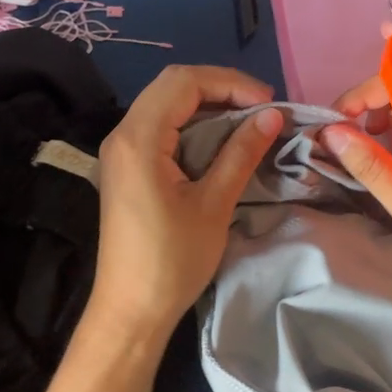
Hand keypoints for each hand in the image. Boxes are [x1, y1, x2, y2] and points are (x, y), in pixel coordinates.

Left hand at [92, 66, 284, 338]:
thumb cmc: (172, 260)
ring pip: (164, 104)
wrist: (131, 309)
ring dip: (206, 104)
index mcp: (138, 139)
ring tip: (248, 120)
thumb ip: (240, 153)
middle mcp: (122, 134)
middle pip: (171, 86)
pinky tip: (219, 139)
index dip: (229, 82)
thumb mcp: (213, 205)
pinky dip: (190, 124)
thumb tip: (271, 115)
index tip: (268, 103)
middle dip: (219, 88)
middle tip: (261, 108)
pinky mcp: (125, 167)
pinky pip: (158, 127)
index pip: (183, 82)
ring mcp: (120, 151)